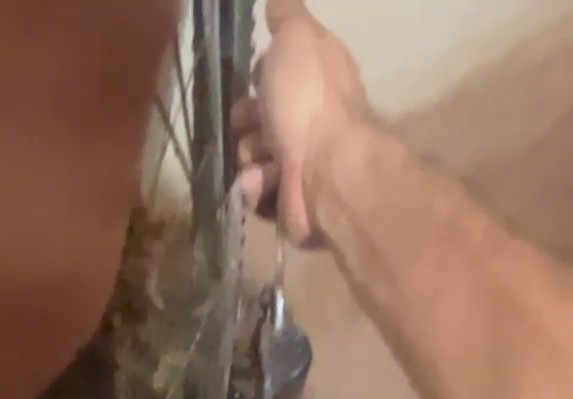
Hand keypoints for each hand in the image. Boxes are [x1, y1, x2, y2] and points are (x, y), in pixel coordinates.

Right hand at [238, 0, 370, 244]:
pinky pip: (259, 195)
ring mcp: (303, 167)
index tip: (255, 78)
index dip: (260, 76)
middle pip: (259, 119)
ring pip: (253, 159)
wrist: (326, 176)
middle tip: (251, 125)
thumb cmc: (310, 103)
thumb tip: (278, 1)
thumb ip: (287, 15)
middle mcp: (312, 124)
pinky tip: (266, 184)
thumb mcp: (297, 38)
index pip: (278, 75)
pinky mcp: (293, 204)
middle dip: (246, 122)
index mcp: (317, 82)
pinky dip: (258, 189)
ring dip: (250, 158)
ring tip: (263, 162)